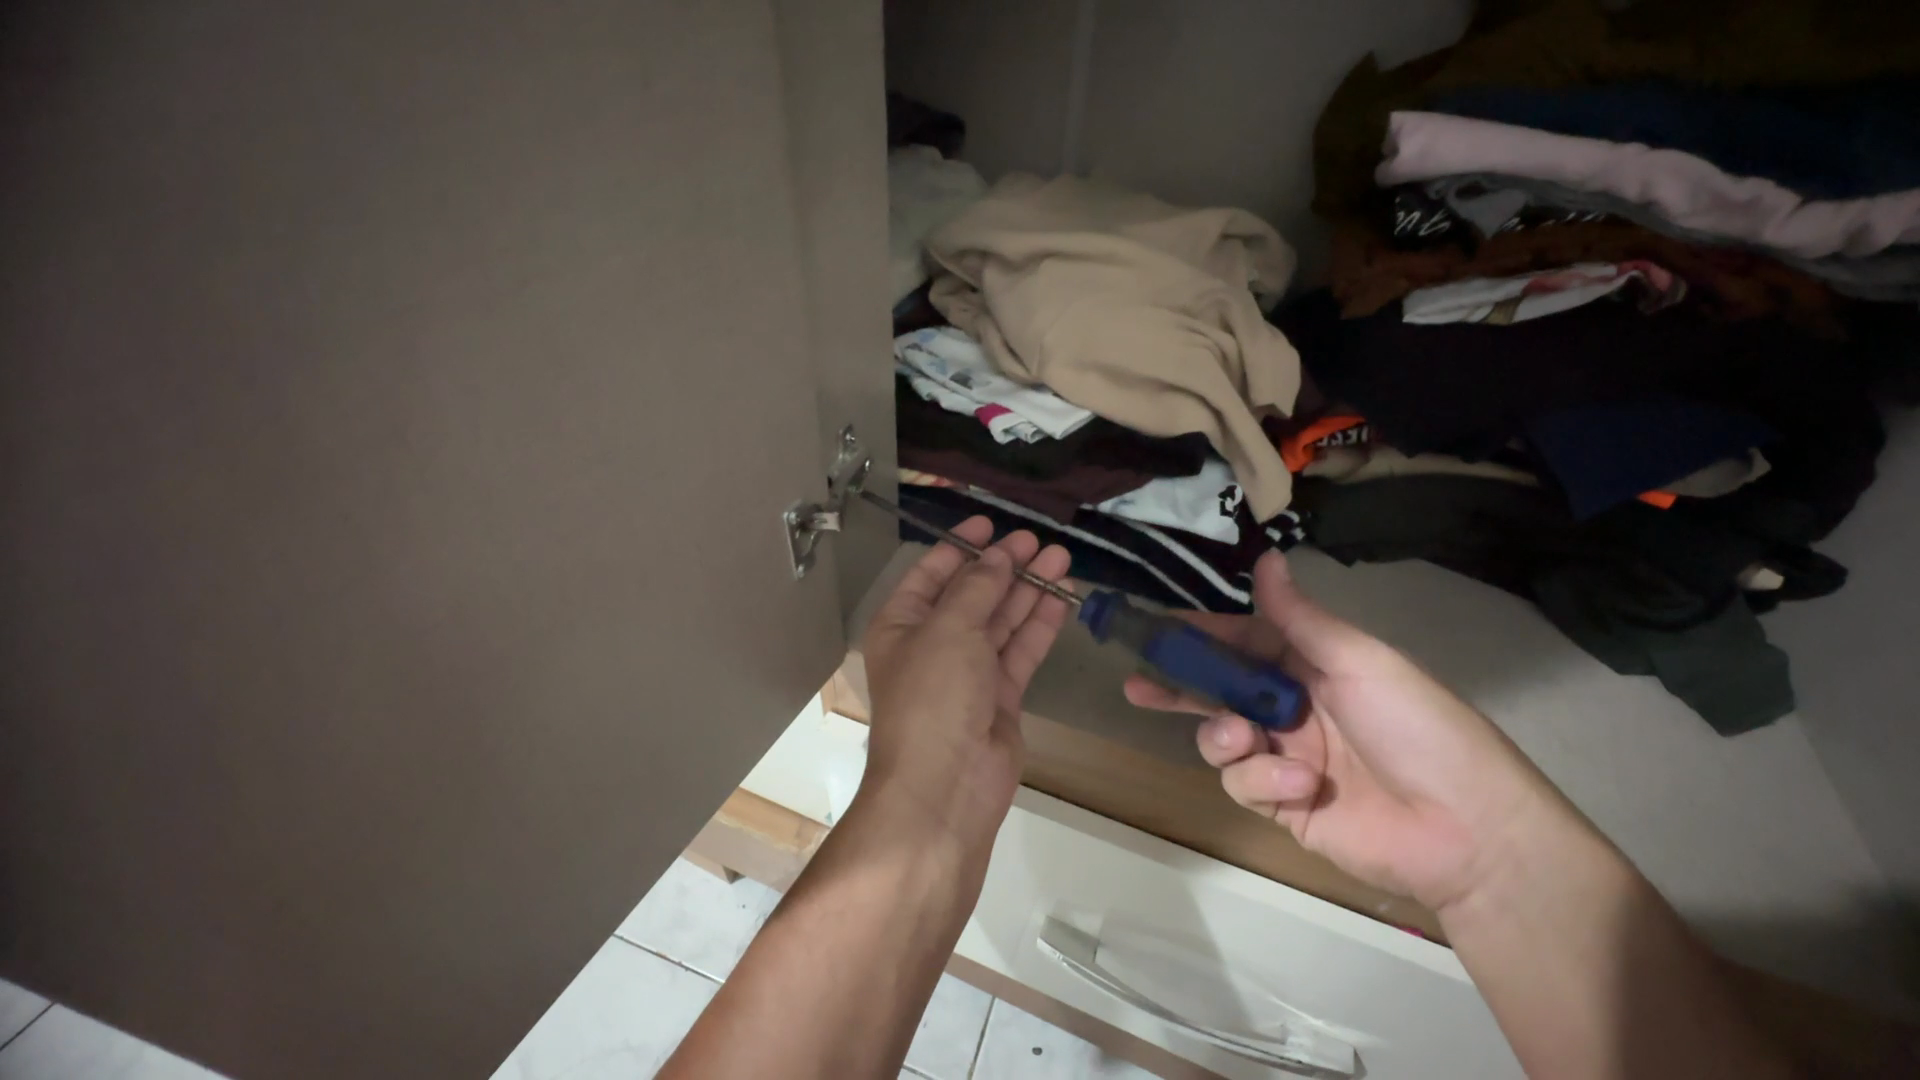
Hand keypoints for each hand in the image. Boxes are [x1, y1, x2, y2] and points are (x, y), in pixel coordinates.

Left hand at [859, 517, 1072, 847]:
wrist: (946, 786)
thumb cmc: (933, 696)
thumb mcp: (948, 630)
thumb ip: (977, 588)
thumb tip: (998, 557)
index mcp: (902, 625)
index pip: (931, 575)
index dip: (960, 547)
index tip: (991, 523)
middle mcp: (933, 645)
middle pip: (972, 595)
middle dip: (1004, 567)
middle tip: (1038, 541)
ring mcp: (968, 673)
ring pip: (1001, 621)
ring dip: (1028, 591)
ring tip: (1061, 559)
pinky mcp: (1000, 697)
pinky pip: (1020, 651)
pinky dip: (1040, 626)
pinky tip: (1063, 599)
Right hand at [1125, 551, 1590, 914]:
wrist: (1468, 830)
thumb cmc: (1416, 727)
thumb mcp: (1359, 661)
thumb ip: (1300, 619)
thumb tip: (1265, 557)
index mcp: (1311, 666)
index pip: (1242, 642)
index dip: (1200, 637)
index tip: (1156, 631)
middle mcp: (1291, 708)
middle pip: (1218, 691)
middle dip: (1178, 687)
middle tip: (1137, 685)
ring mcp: (1283, 757)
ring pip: (1220, 738)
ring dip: (1222, 735)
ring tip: (1239, 738)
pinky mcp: (1281, 804)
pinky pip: (1244, 784)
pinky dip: (1263, 780)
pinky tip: (1298, 784)